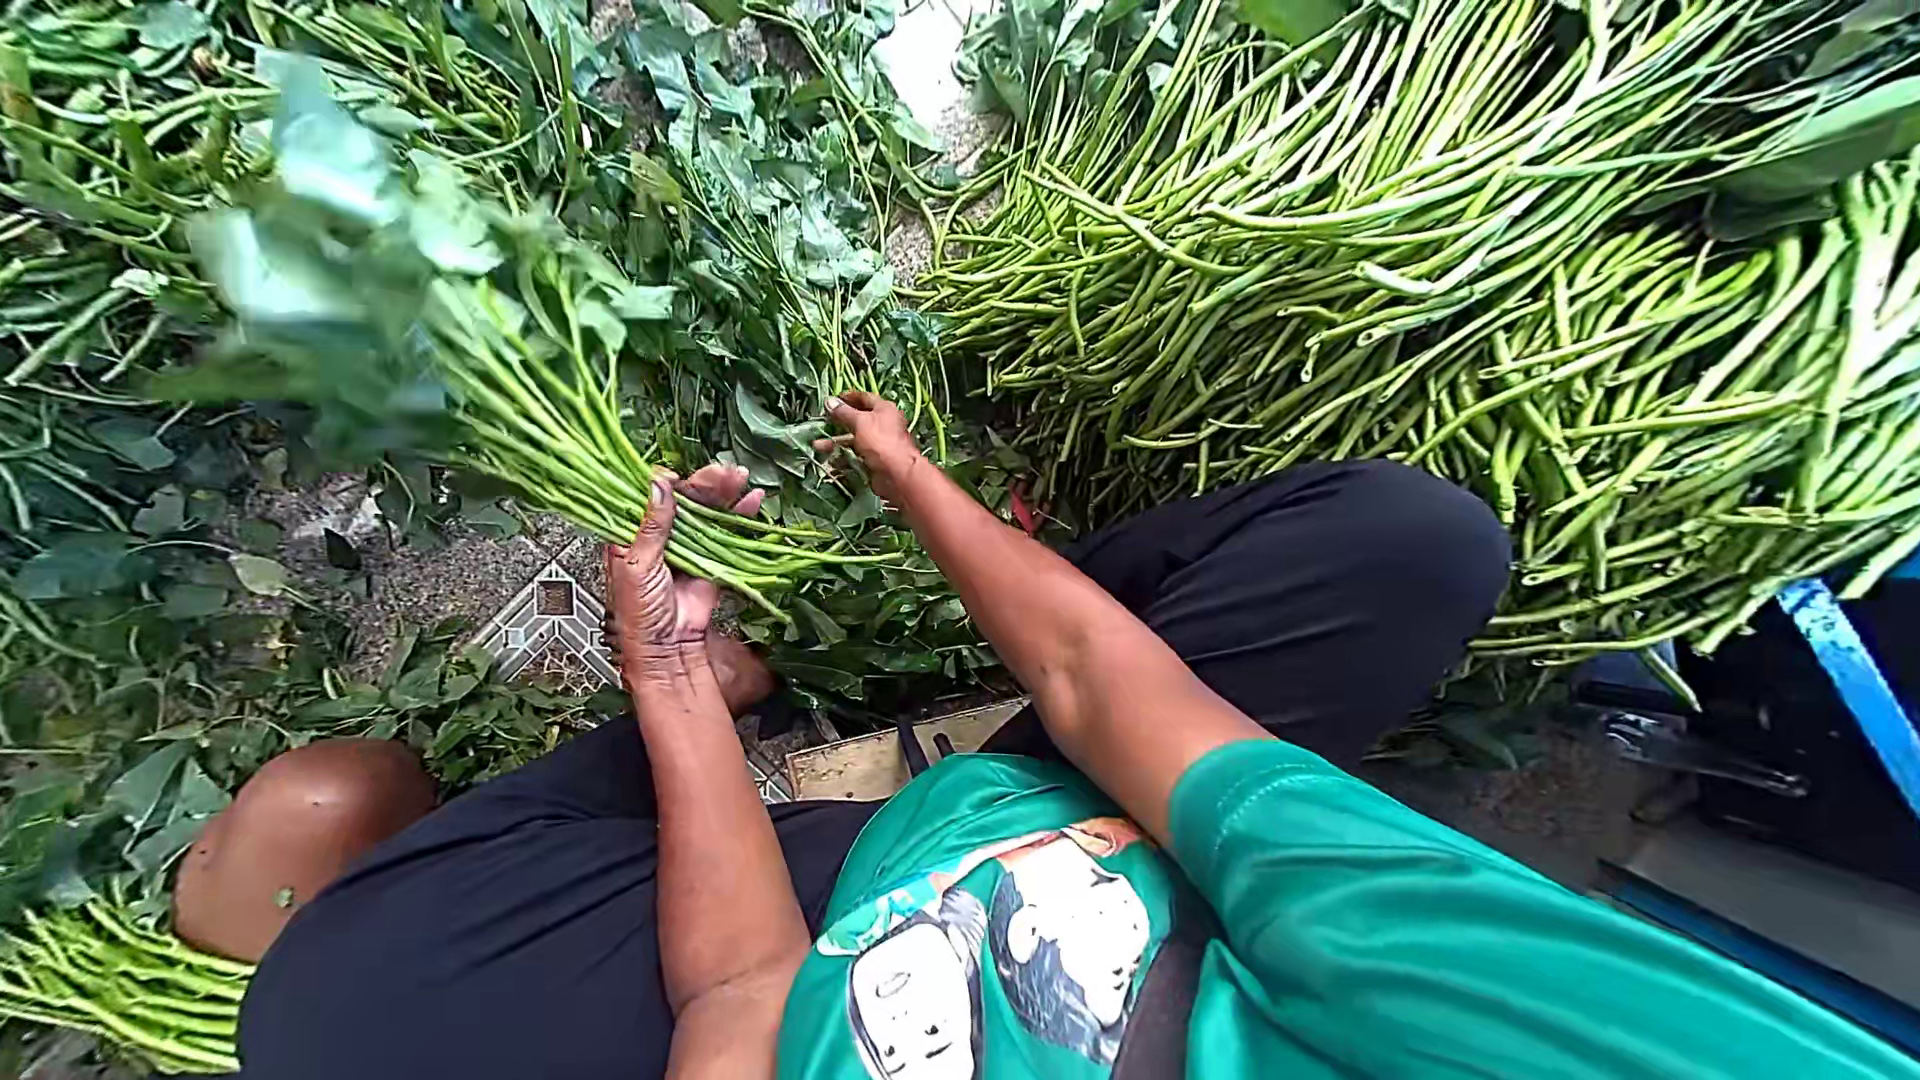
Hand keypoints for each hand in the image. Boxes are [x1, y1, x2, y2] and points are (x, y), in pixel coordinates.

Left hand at [604, 464, 773, 707]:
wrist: (667, 645)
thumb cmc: (638, 610)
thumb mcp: (638, 564)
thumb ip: (651, 526)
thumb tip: (658, 486)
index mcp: (631, 532)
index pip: (649, 496)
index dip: (665, 483)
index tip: (678, 475)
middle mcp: (660, 534)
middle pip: (684, 499)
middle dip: (704, 484)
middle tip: (722, 472)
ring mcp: (688, 544)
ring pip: (708, 511)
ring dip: (725, 493)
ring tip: (740, 478)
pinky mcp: (712, 557)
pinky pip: (727, 532)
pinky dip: (740, 516)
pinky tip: (751, 500)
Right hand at [812, 390, 925, 504]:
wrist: (897, 474)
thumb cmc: (881, 441)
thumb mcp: (860, 422)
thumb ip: (844, 412)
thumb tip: (829, 401)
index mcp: (884, 410)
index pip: (864, 398)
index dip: (848, 398)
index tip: (831, 400)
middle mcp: (883, 425)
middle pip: (857, 420)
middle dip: (838, 422)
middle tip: (821, 422)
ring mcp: (878, 444)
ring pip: (854, 440)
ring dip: (835, 442)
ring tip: (817, 446)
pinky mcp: (874, 461)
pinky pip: (855, 456)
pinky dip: (842, 457)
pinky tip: (829, 460)